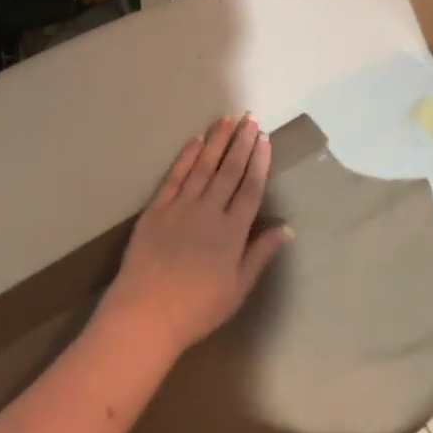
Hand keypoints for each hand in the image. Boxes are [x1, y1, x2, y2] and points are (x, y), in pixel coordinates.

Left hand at [98, 115, 291, 356]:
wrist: (146, 313)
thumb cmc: (197, 309)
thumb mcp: (238, 289)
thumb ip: (260, 254)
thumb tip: (286, 227)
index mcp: (232, 233)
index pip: (250, 189)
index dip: (259, 162)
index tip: (265, 140)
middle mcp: (208, 212)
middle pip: (229, 171)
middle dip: (241, 143)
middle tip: (250, 119)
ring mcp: (179, 208)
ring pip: (202, 167)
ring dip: (216, 142)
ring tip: (227, 120)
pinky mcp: (155, 210)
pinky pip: (174, 177)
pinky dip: (185, 157)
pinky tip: (194, 141)